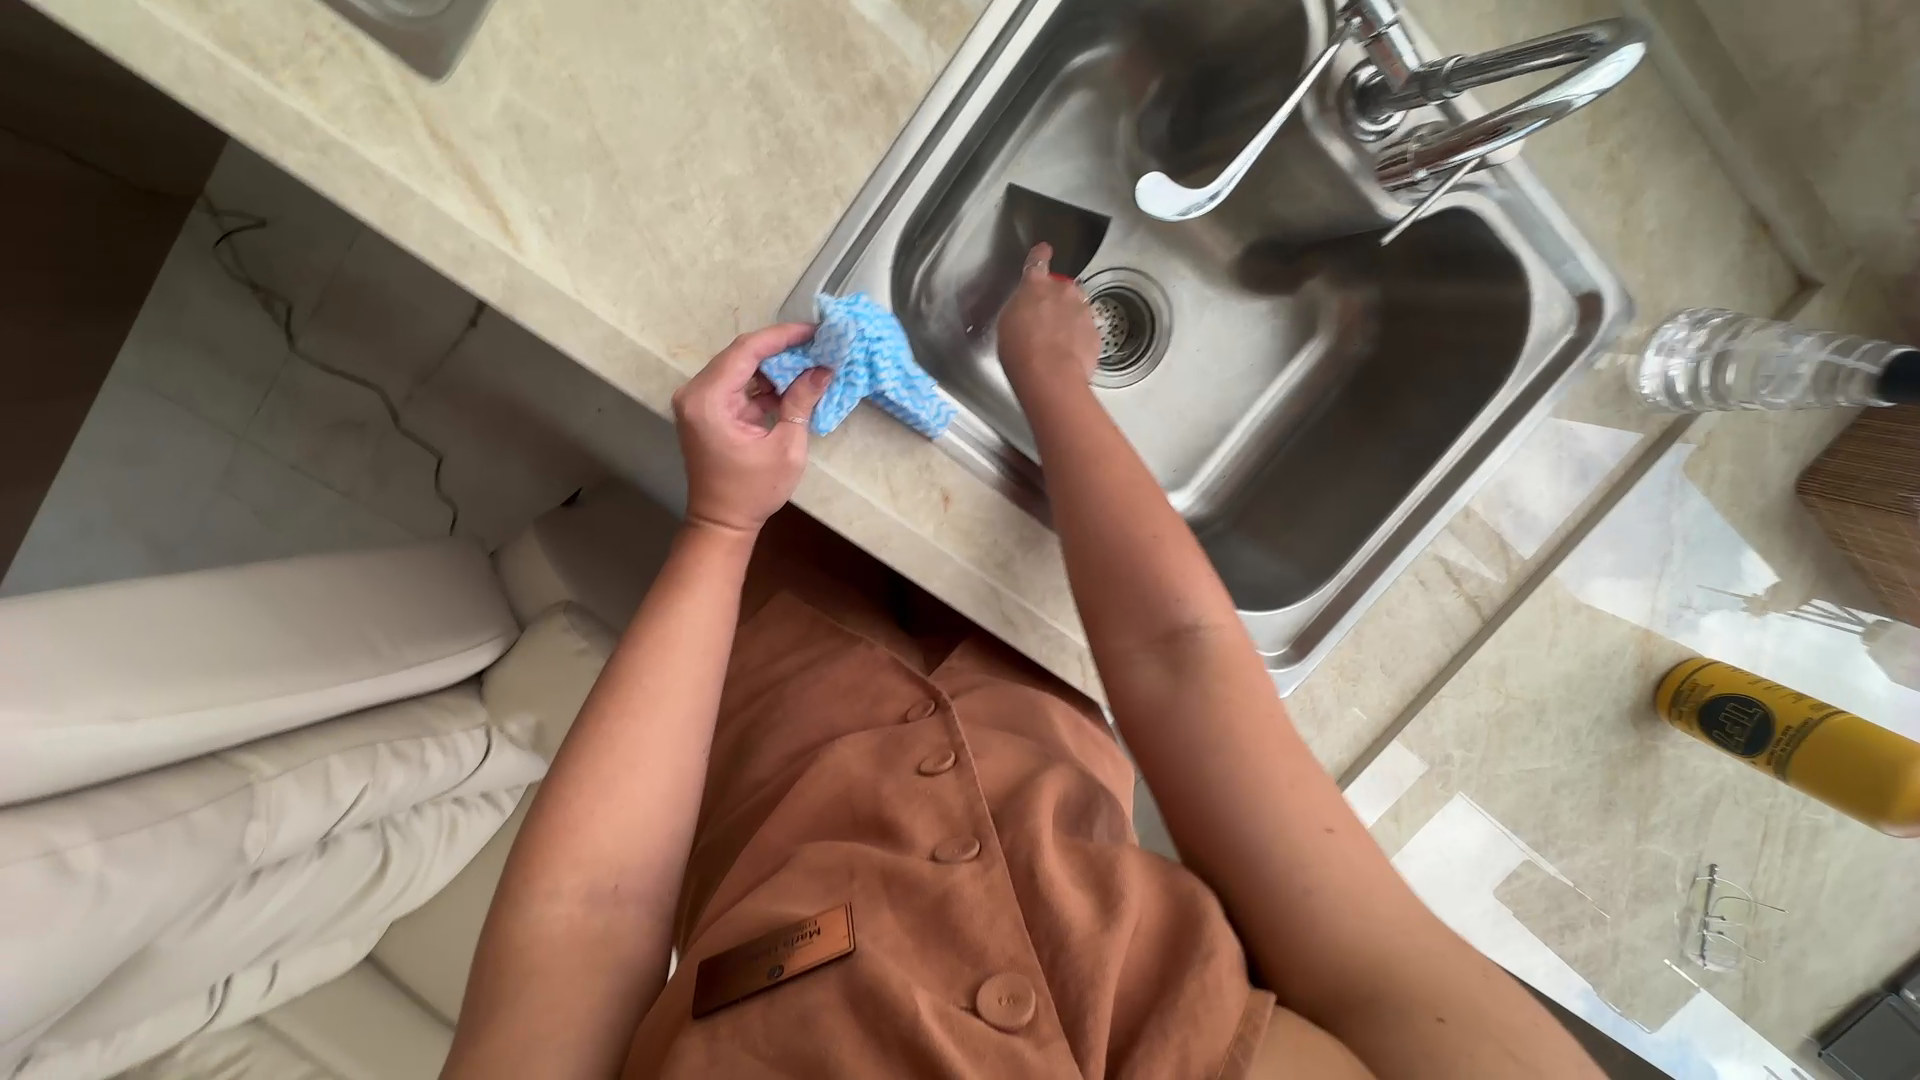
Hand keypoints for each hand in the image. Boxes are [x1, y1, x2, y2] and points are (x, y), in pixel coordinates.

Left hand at [672, 324, 830, 536]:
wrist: (722, 522)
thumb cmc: (753, 491)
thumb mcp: (786, 447)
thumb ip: (801, 402)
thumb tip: (822, 369)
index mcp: (708, 400)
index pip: (746, 351)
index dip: (782, 337)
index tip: (813, 331)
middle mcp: (695, 393)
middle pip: (740, 355)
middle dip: (779, 349)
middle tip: (816, 346)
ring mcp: (697, 401)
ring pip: (739, 367)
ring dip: (772, 366)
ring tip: (808, 365)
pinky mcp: (706, 410)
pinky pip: (736, 384)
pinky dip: (762, 383)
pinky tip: (790, 387)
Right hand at [997, 243, 1098, 392]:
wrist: (1050, 375)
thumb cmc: (1021, 351)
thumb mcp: (1007, 324)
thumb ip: (1020, 307)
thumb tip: (1027, 309)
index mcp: (1035, 286)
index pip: (1038, 262)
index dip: (1040, 255)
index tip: (1044, 250)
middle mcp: (1063, 292)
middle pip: (1062, 288)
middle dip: (1057, 300)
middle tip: (1045, 321)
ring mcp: (1083, 311)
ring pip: (1077, 309)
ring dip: (1069, 321)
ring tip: (1057, 344)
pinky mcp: (1095, 333)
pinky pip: (1086, 332)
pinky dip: (1078, 340)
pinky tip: (1068, 355)